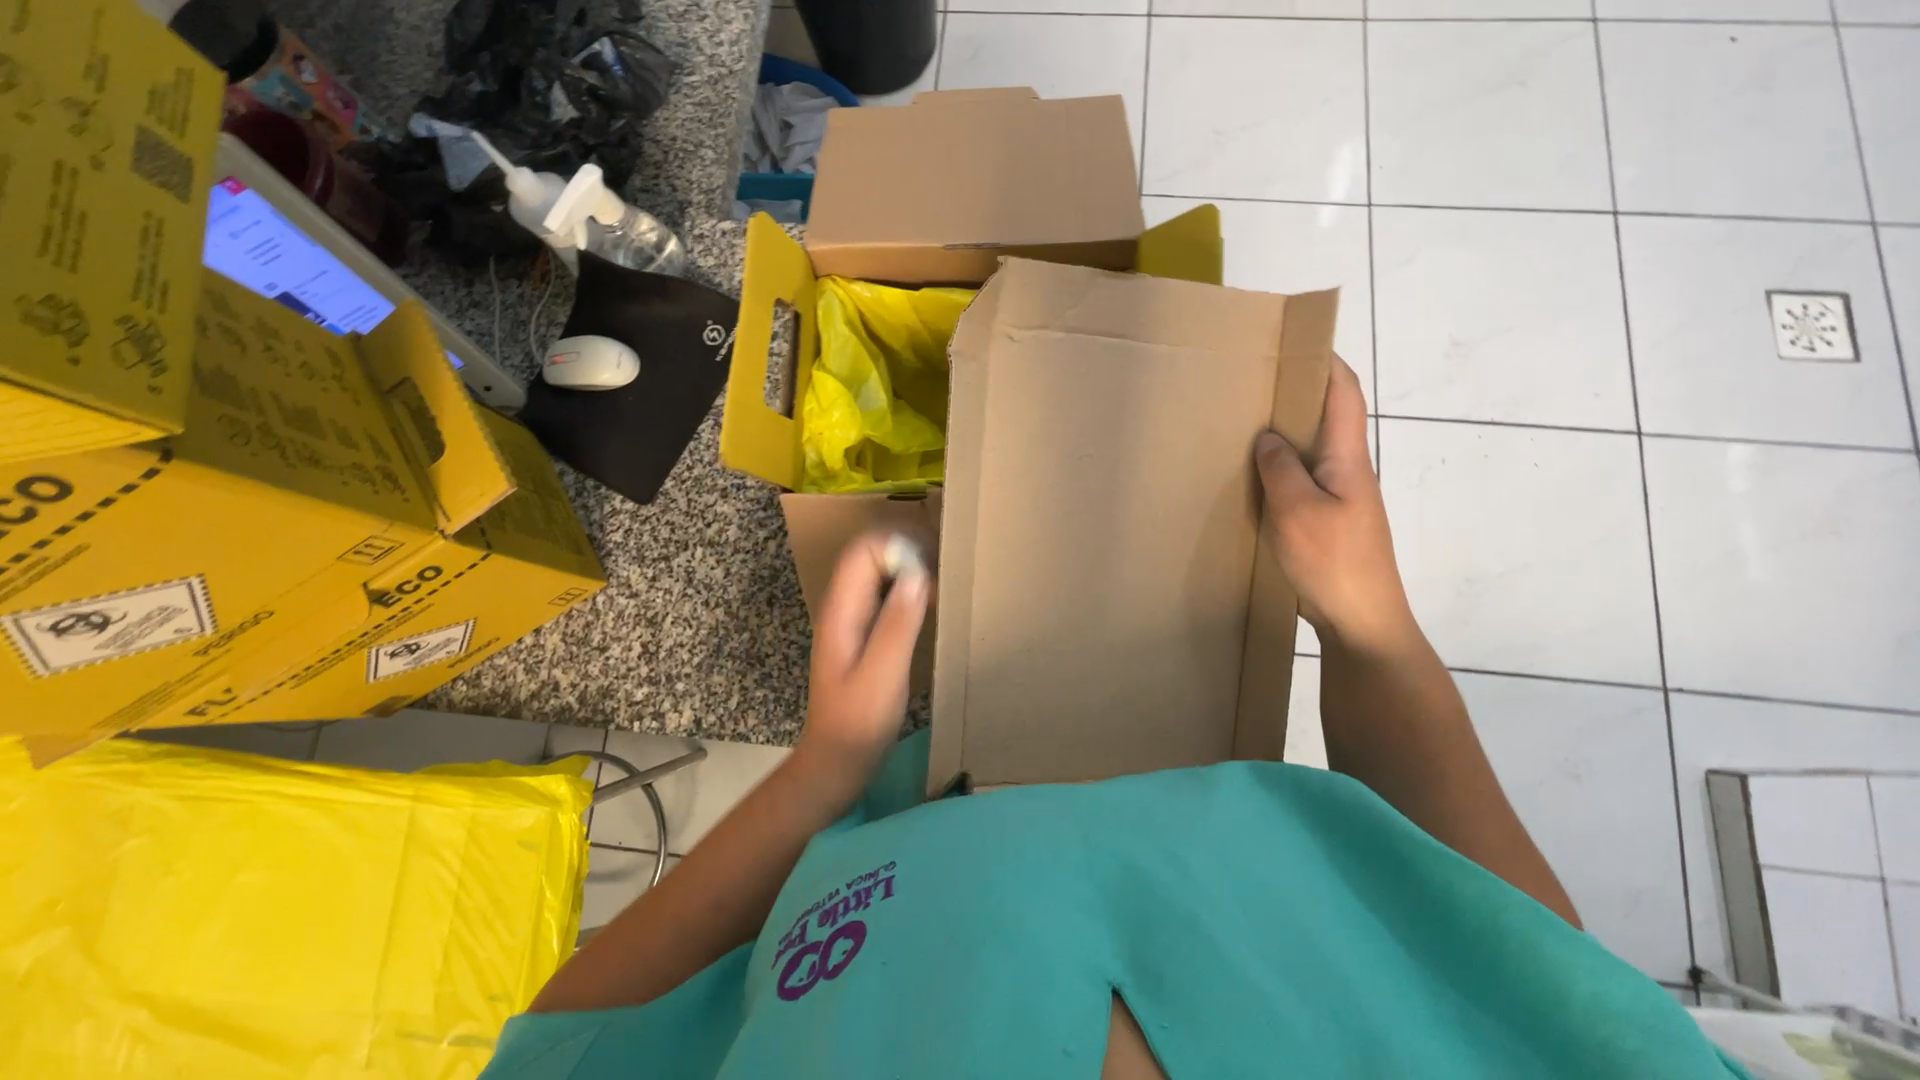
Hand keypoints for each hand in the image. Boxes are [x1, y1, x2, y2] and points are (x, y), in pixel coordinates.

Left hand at [795, 532, 930, 789]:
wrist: (837, 762)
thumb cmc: (857, 723)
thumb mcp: (882, 675)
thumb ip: (897, 625)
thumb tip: (918, 575)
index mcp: (841, 612)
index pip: (861, 552)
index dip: (896, 545)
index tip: (933, 560)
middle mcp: (844, 609)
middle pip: (871, 557)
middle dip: (907, 551)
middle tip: (946, 566)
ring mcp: (854, 622)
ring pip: (881, 577)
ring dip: (911, 571)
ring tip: (946, 582)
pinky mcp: (866, 637)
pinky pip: (887, 599)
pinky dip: (910, 593)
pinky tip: (934, 608)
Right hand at [1255, 356, 1416, 651]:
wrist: (1363, 623)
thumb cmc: (1334, 562)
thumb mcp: (1297, 510)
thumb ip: (1280, 468)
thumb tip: (1268, 437)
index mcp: (1348, 458)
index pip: (1344, 394)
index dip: (1325, 362)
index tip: (1296, 343)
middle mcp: (1349, 472)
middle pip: (1326, 420)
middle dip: (1295, 397)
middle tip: (1251, 388)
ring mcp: (1342, 501)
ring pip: (1312, 455)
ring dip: (1284, 439)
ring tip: (1241, 431)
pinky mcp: (1330, 526)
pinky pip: (1303, 486)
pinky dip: (1280, 475)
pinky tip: (1252, 485)